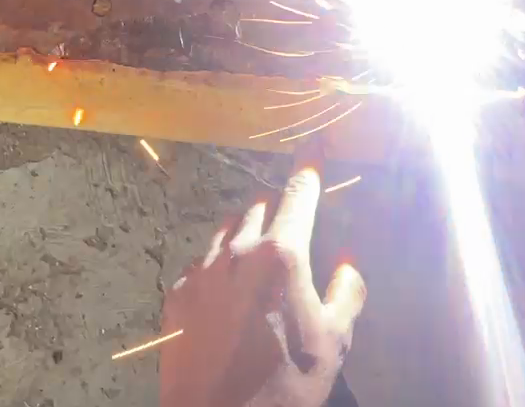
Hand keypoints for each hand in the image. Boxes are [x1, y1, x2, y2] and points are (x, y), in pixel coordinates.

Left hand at [161, 167, 366, 406]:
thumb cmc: (285, 386)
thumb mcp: (333, 342)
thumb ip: (347, 290)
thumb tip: (348, 257)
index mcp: (283, 253)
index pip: (300, 191)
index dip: (310, 163)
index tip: (315, 143)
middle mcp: (240, 249)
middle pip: (261, 203)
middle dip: (279, 206)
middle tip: (292, 230)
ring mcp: (203, 269)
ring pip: (229, 226)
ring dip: (247, 230)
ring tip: (257, 260)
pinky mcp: (177, 294)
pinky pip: (202, 260)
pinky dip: (219, 264)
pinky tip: (226, 293)